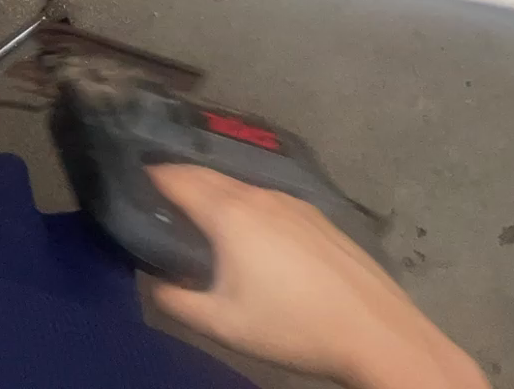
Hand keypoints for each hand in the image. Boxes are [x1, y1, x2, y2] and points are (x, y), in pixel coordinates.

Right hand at [147, 165, 487, 388]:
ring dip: (208, 190)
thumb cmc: (296, 328)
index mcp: (226, 212)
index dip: (144, 176)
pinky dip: (241, 201)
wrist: (386, 340)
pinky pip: (262, 196)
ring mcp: (289, 201)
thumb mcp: (223, 325)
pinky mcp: (315, 215)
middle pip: (200, 172)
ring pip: (233, 183)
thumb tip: (150, 279)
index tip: (127, 185)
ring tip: (196, 214)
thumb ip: (173, 299)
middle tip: (153, 198)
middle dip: (172, 179)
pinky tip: (249, 231)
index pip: (170, 176)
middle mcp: (254, 194)